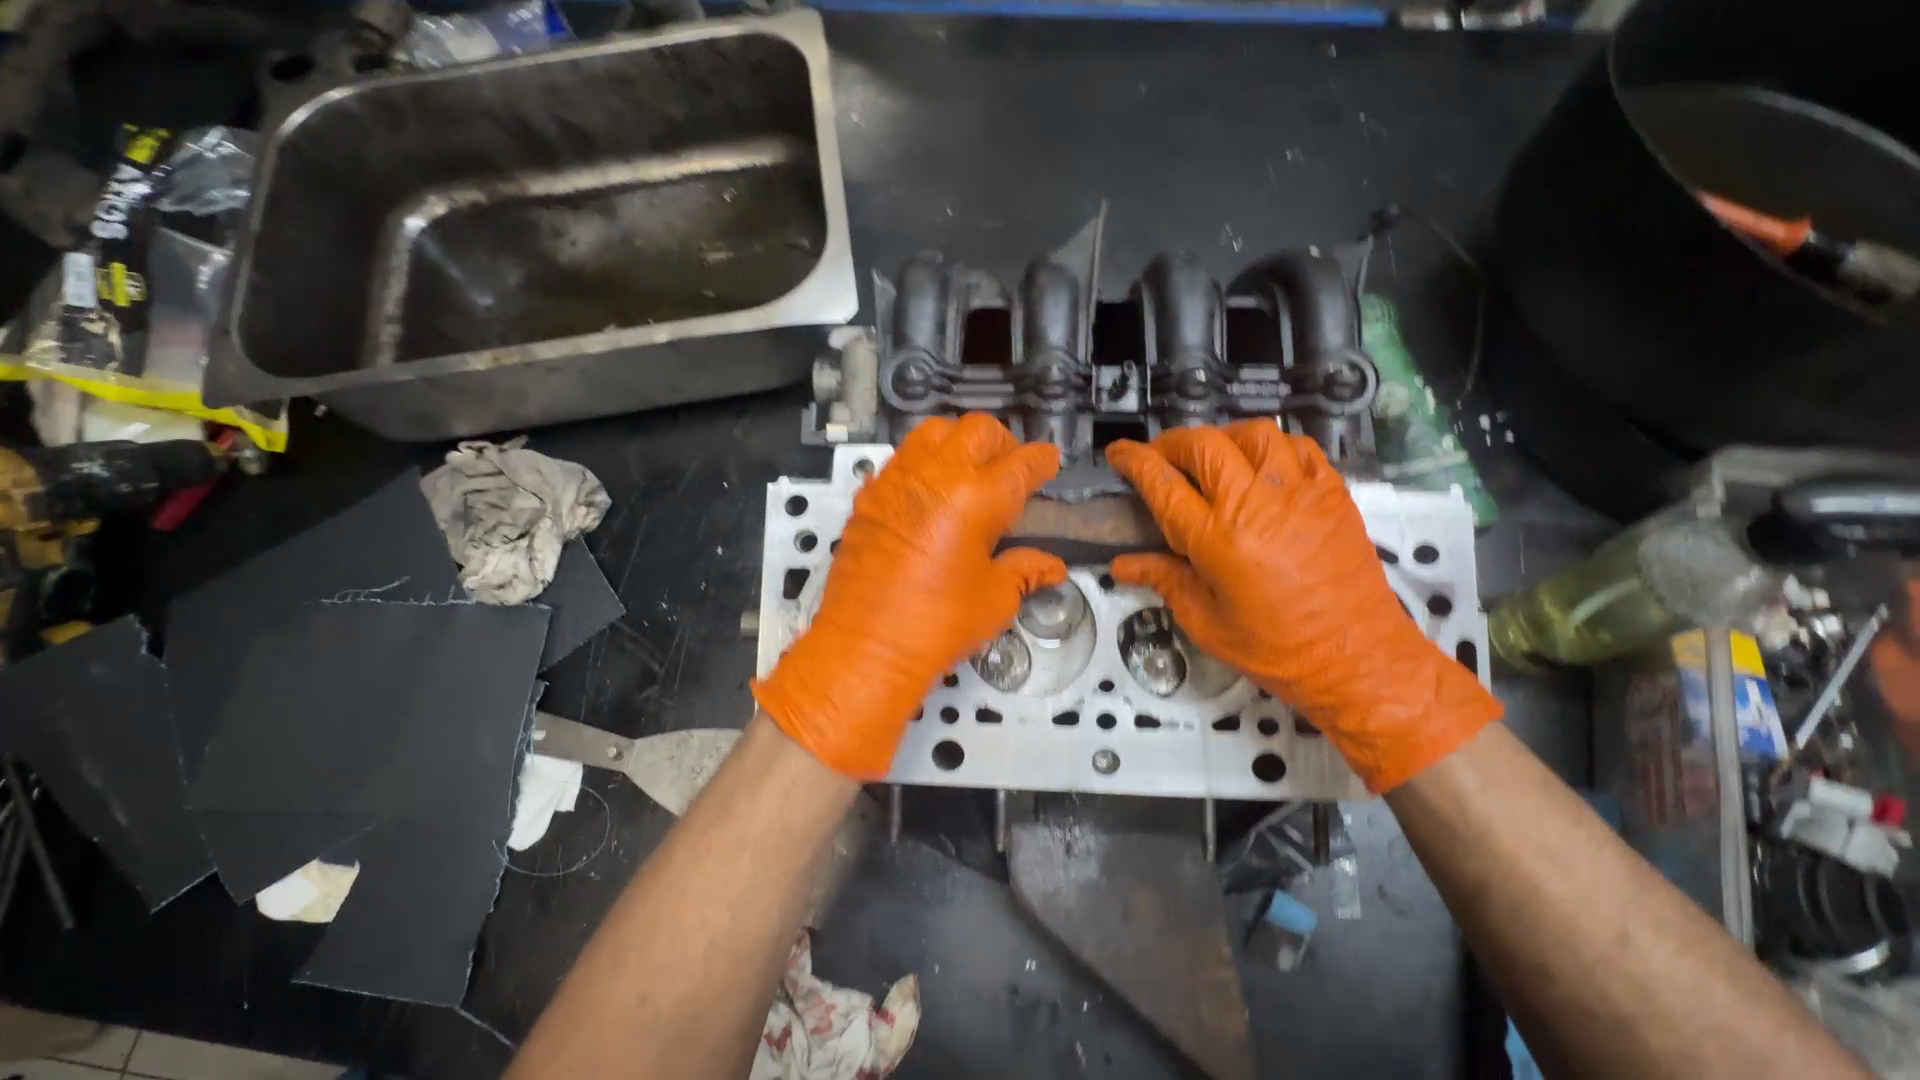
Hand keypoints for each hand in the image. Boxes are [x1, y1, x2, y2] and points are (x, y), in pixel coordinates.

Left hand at [754, 414, 1067, 778]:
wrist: (866, 646)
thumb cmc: (931, 626)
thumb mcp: (995, 598)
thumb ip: (1025, 570)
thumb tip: (1048, 566)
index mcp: (976, 499)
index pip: (1021, 462)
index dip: (1041, 460)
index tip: (1047, 463)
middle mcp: (935, 477)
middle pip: (978, 429)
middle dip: (1002, 443)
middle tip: (1011, 468)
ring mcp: (897, 481)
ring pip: (934, 431)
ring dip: (960, 442)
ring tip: (970, 470)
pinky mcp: (870, 495)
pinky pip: (902, 458)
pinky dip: (924, 463)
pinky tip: (932, 491)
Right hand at [1105, 421, 1499, 792]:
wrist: (1356, 657)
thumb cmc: (1278, 649)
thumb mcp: (1207, 624)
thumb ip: (1165, 582)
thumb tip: (1124, 565)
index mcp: (1217, 539)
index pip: (1162, 483)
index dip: (1134, 461)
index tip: (1119, 454)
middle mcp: (1255, 503)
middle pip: (1203, 445)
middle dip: (1172, 443)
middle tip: (1161, 459)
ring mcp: (1298, 492)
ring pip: (1253, 434)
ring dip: (1223, 438)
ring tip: (1213, 457)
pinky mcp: (1331, 493)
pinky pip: (1299, 446)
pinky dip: (1272, 446)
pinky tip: (1262, 465)